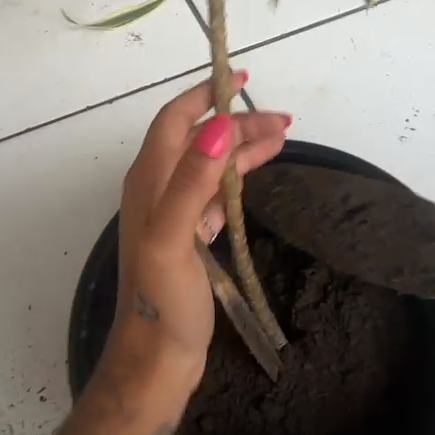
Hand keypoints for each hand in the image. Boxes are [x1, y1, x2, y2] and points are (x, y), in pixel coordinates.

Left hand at [110, 73, 291, 385]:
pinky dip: (240, 174)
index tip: (241, 75)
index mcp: (150, 178)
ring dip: (244, 146)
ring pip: (213, 162)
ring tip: (284, 136)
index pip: (177, 119)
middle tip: (284, 120)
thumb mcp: (173, 237)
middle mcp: (159, 186)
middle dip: (238, 122)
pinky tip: (261, 168)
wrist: (157, 358)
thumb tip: (218, 127)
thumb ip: (191, 180)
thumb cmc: (162, 298)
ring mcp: (175, 210)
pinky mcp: (191, 233)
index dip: (205, 94)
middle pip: (202, 137)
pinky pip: (217, 190)